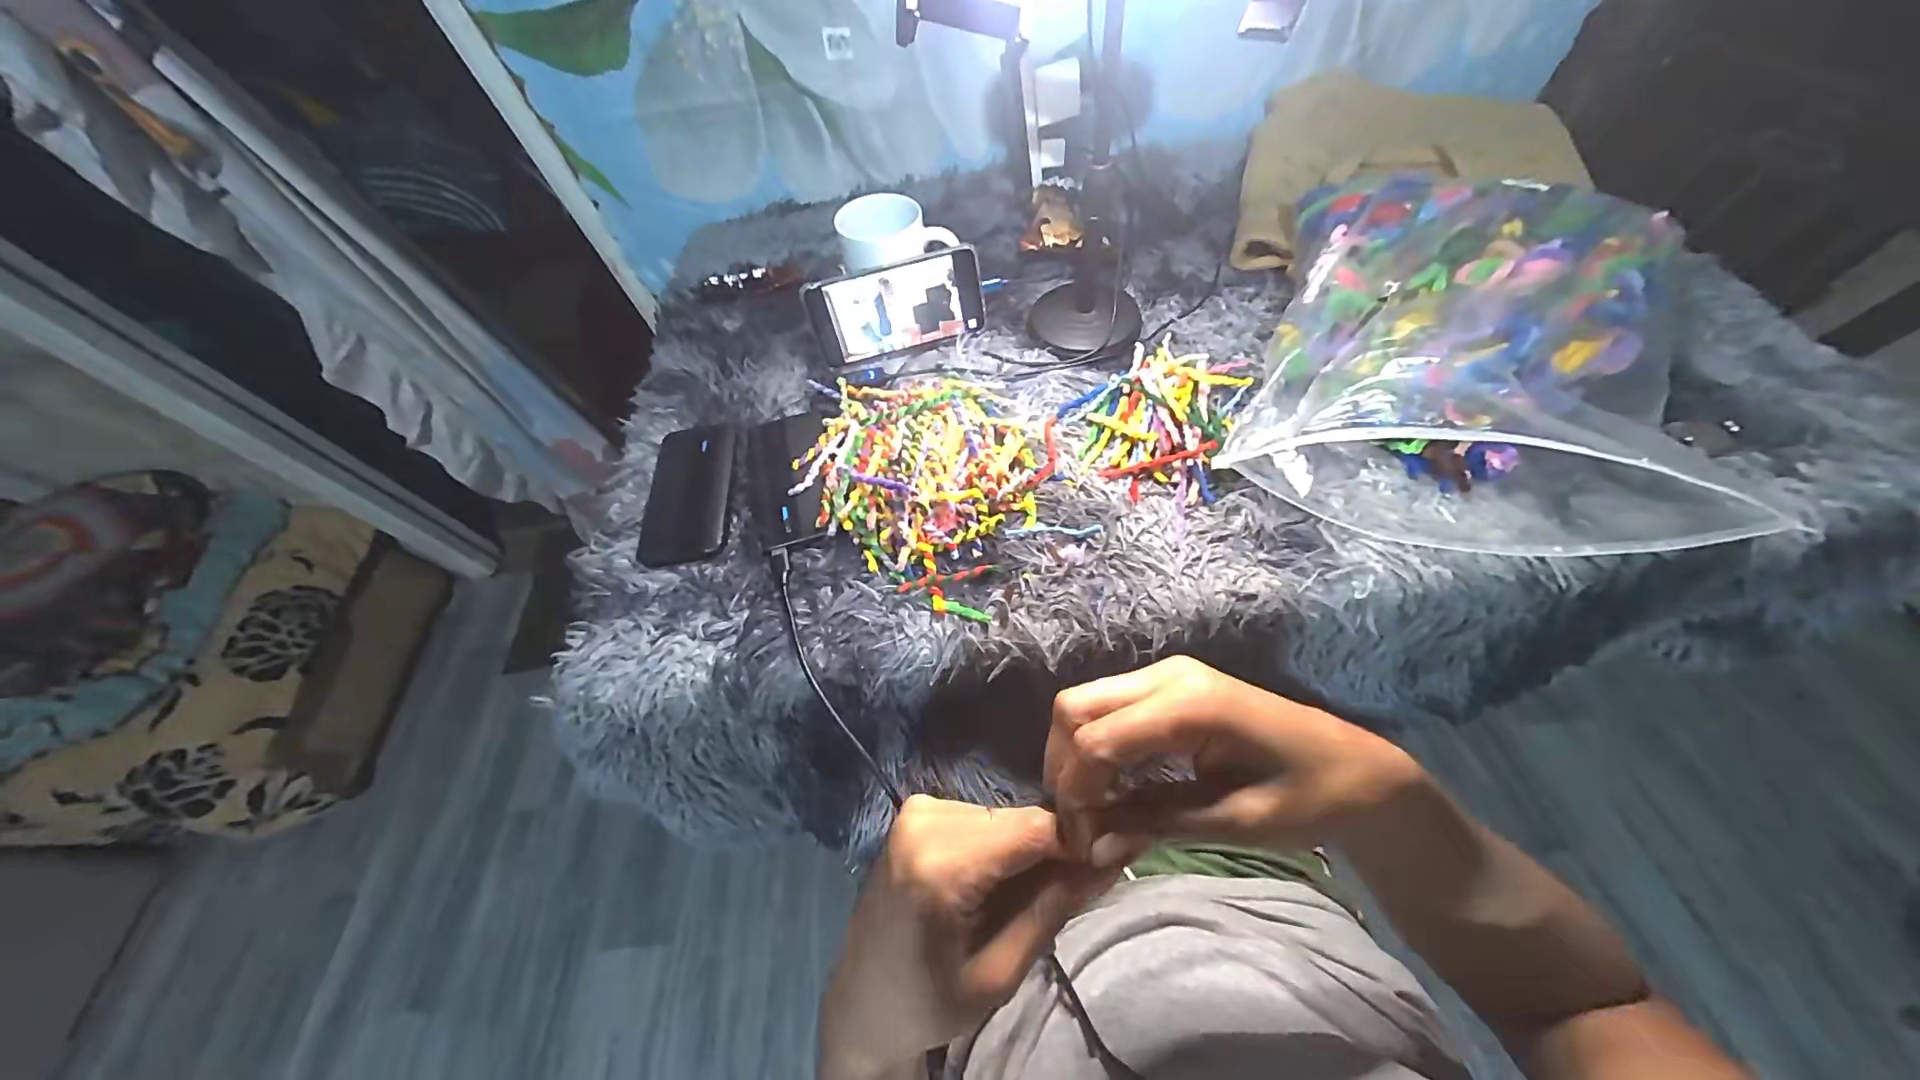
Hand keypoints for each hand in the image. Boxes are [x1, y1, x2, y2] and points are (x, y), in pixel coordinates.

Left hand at [818, 795, 1123, 1079]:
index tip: (1104, 865)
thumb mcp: (998, 974)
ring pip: (1003, 815)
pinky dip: (999, 843)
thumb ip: (1052, 909)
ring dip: (1026, 848)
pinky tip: (994, 880)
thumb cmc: (927, 1001)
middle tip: (1071, 889)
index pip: (1033, 827)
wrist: (861, 999)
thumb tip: (1109, 861)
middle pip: (1019, 818)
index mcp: (940, 865)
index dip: (1077, 841)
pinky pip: (980, 816)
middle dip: (1053, 848)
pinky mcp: (915, 810)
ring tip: (1024, 894)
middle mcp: (925, 820)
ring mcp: (917, 810)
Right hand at [1045, 656, 1425, 860]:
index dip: (1076, 791)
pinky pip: (1108, 705)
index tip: (1080, 840)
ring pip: (1083, 701)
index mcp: (1190, 705)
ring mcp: (1167, 672)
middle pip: (1074, 705)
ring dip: (1074, 753)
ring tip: (1091, 806)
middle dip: (1063, 764)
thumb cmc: (1308, 799)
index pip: (1096, 739)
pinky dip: (1095, 743)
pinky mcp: (1168, 682)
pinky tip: (1111, 782)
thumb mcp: (1232, 822)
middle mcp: (1168, 674)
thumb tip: (1088, 843)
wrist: (1357, 768)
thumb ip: (1155, 823)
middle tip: (1078, 820)